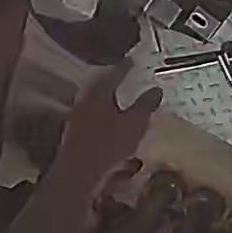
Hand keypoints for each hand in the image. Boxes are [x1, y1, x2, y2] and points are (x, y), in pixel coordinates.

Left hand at [50, 68, 160, 190]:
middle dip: (114, 80)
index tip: (135, 60)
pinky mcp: (76, 131)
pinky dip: (104, 111)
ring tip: (122, 96)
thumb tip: (156, 89)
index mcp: (99, 94)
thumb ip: (146, 104)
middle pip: (100, 84)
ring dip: (108, 97)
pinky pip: (92, 113)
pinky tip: (113, 118)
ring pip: (95, 99)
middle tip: (128, 76)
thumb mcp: (135, 122)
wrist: (80, 172)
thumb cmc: (110, 143)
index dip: (126, 67)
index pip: (114, 74)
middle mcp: (85, 100)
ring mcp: (78, 116)